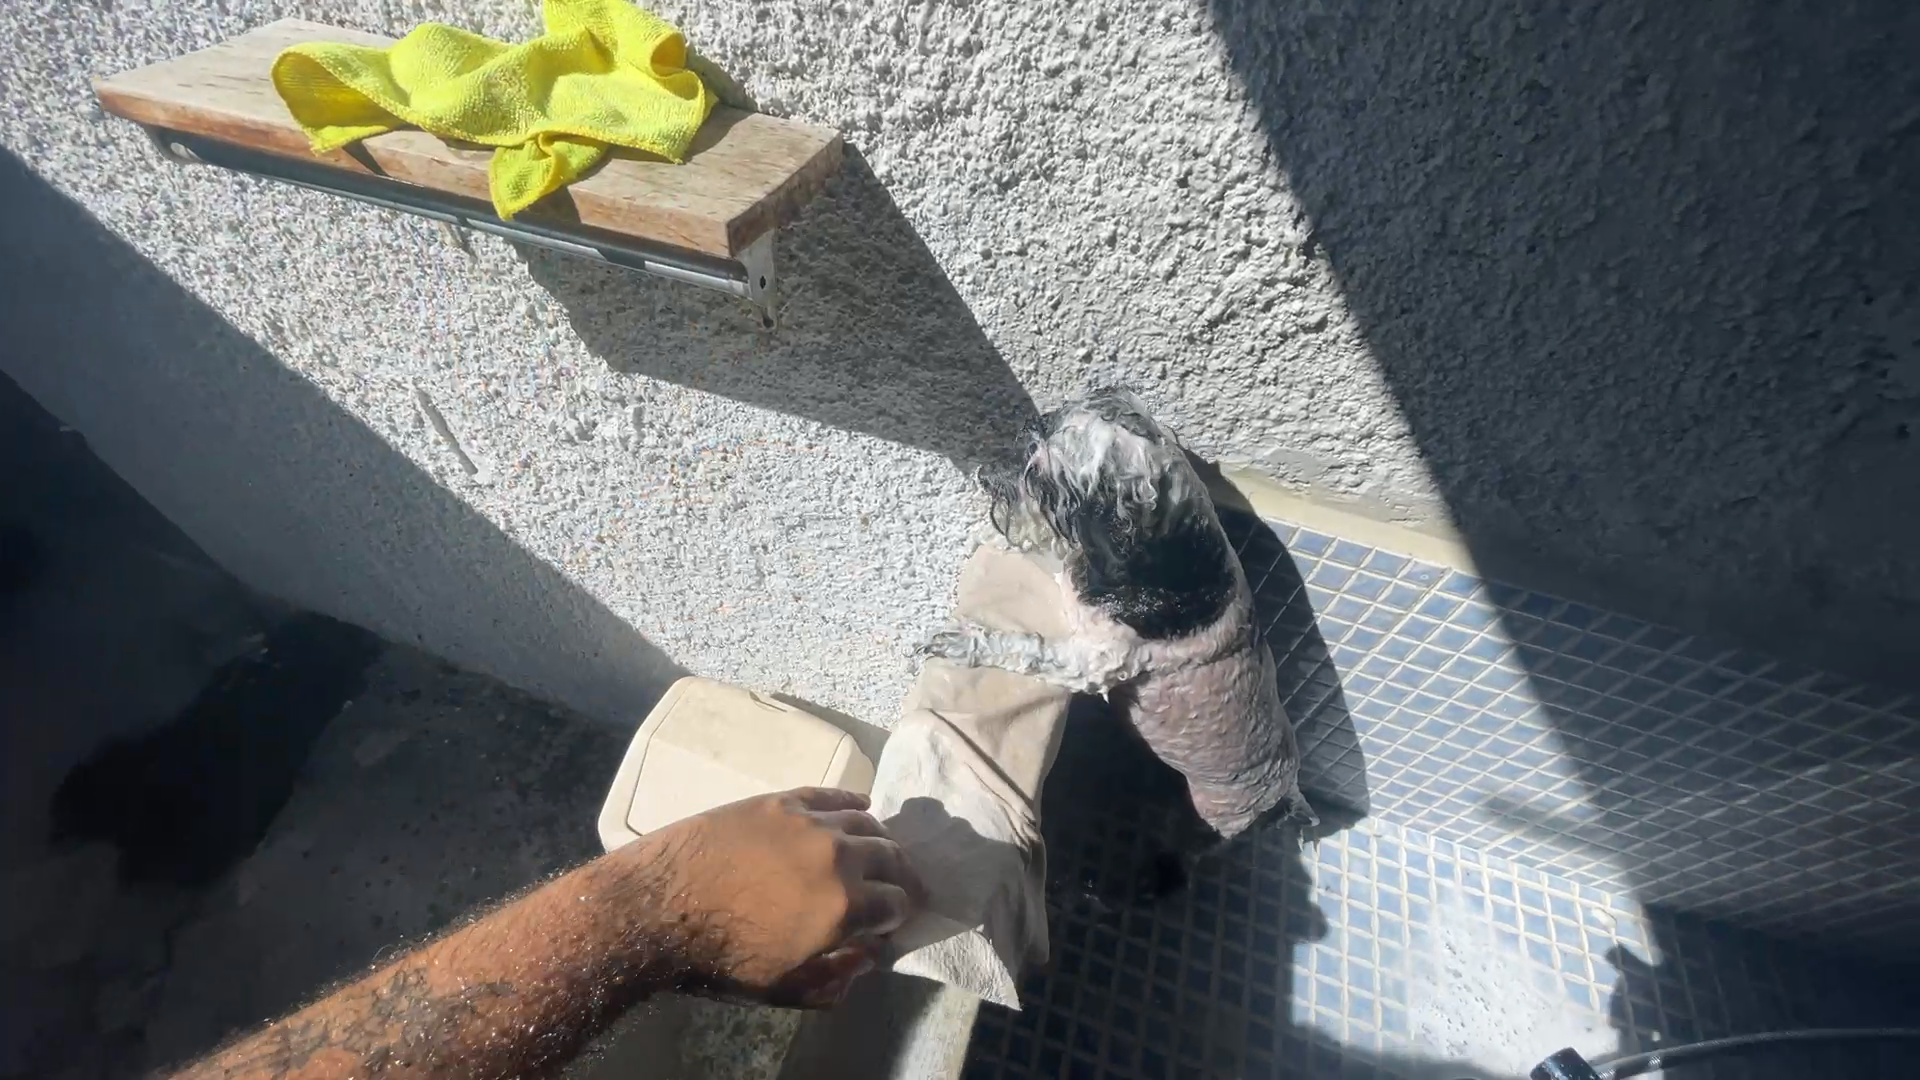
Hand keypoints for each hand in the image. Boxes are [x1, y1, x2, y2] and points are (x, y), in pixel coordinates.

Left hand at [636, 787, 925, 1006]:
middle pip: (891, 855)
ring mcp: (812, 820)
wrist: (658, 904)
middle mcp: (839, 854)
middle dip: (902, 874)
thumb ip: (835, 978)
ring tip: (879, 849)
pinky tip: (861, 806)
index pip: (896, 903)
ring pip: (866, 821)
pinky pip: (833, 795)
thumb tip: (868, 957)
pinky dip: (853, 802)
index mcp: (844, 905)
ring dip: (880, 838)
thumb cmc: (718, 957)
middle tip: (903, 884)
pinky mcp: (785, 799)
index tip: (893, 920)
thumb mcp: (781, 989)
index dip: (900, 915)